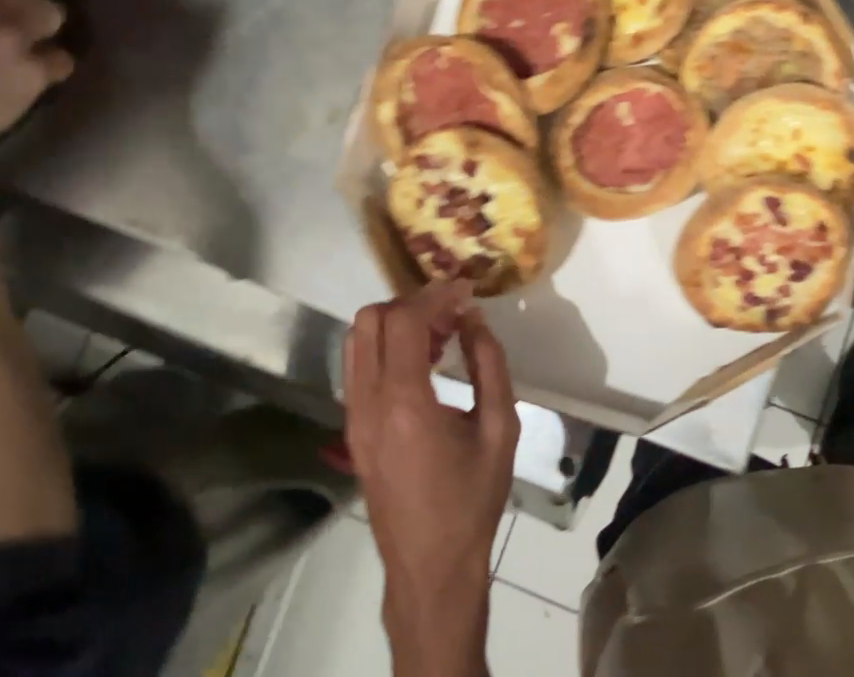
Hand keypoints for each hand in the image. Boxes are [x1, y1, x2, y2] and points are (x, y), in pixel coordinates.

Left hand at [344, 281, 518, 676]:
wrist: (431, 564)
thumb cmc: (474, 499)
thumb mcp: (500, 429)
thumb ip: (490, 366)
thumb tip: (474, 320)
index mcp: (405, 403)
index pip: (405, 322)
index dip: (436, 295)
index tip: (467, 289)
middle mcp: (367, 404)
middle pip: (370, 321)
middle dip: (412, 304)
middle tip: (453, 313)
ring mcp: (353, 418)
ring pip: (357, 342)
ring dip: (396, 324)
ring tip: (442, 336)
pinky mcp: (352, 431)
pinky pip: (359, 369)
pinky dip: (387, 349)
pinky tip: (425, 364)